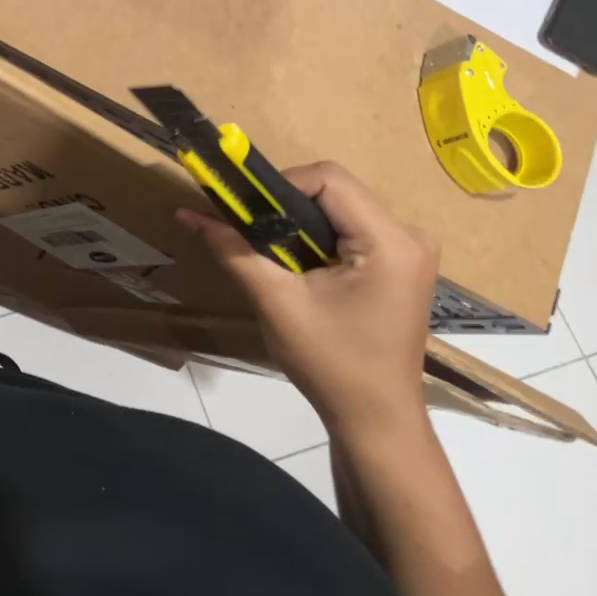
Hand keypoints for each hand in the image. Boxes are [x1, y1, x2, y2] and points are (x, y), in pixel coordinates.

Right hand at [177, 162, 438, 437]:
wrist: (374, 416)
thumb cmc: (330, 361)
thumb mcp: (274, 301)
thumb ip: (233, 249)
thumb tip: (187, 212)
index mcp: (390, 241)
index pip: (329, 179)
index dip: (279, 186)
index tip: (247, 214)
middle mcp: (409, 236)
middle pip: (335, 190)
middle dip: (285, 206)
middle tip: (252, 235)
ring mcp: (409, 250)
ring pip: (339, 207)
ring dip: (298, 222)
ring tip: (271, 254)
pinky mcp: (399, 264)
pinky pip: (350, 227)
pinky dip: (315, 236)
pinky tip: (297, 265)